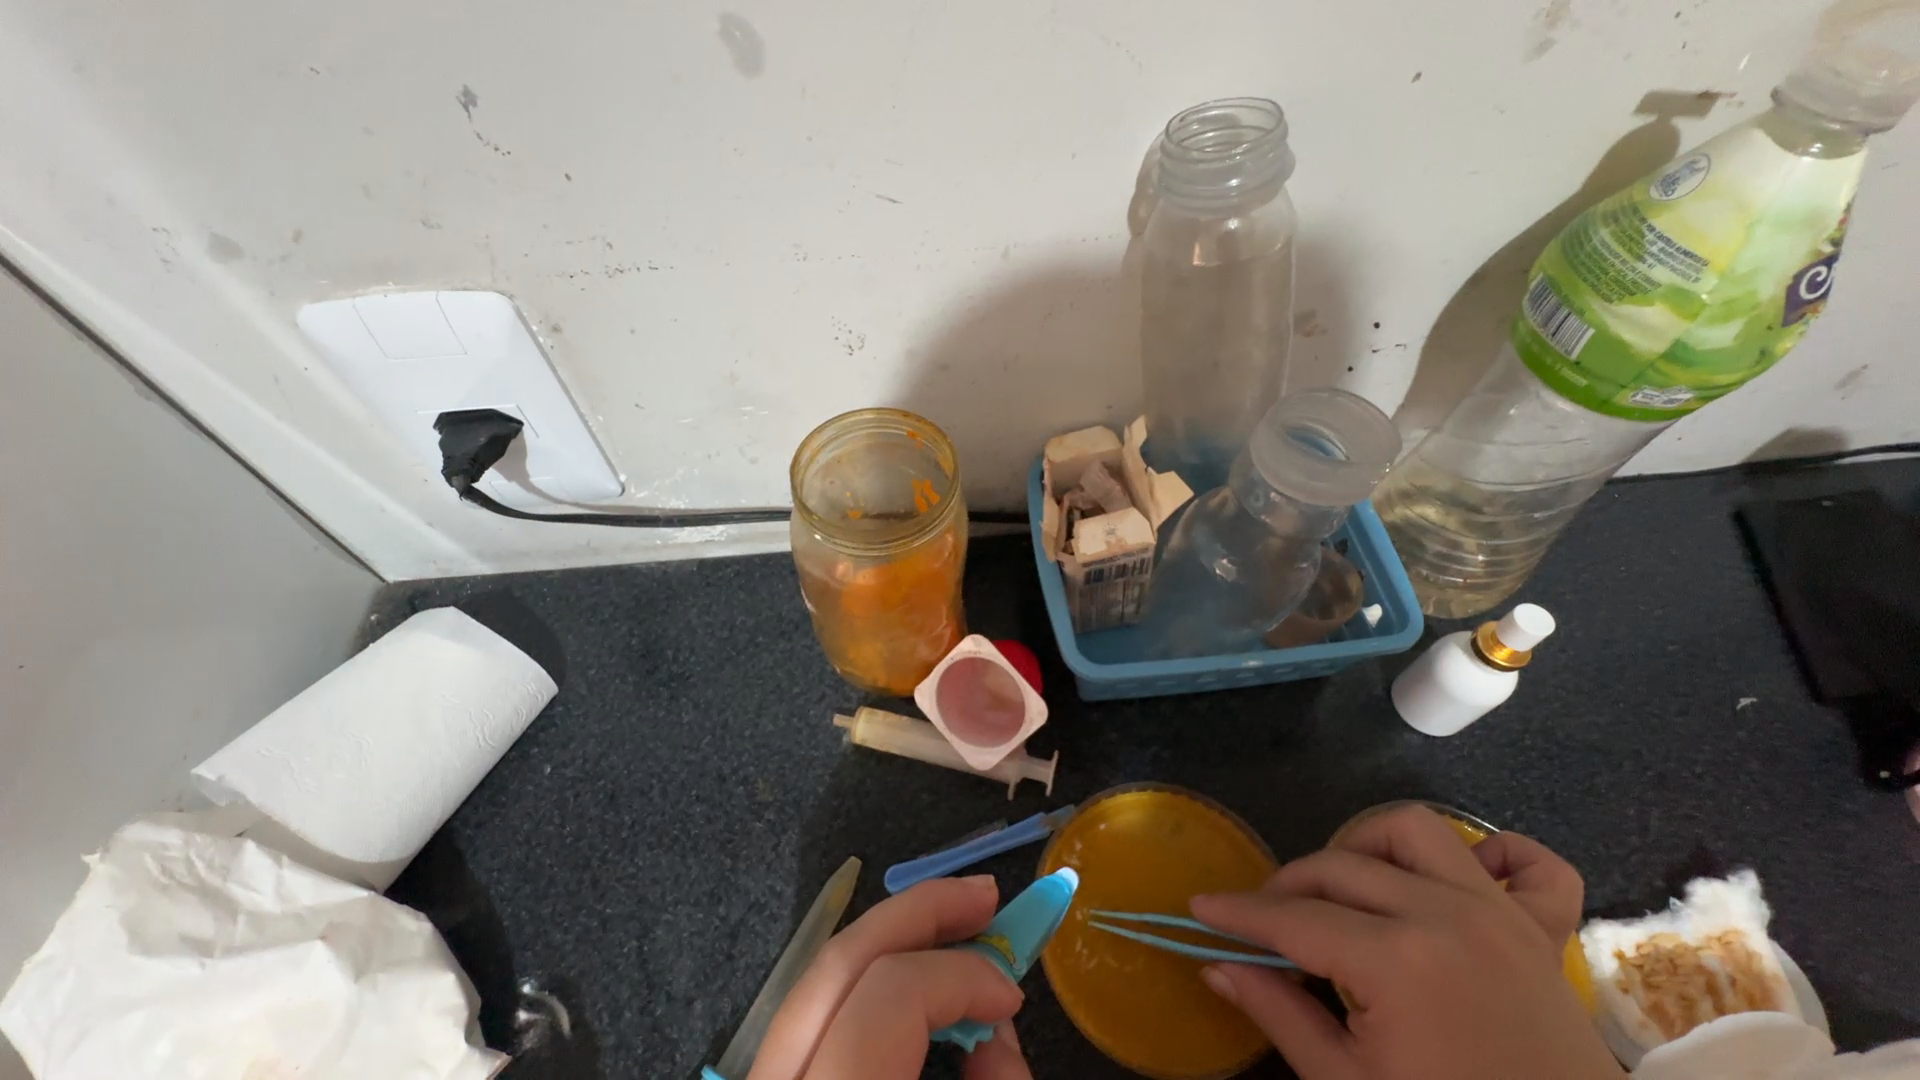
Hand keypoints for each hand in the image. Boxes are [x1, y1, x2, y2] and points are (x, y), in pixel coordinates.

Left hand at [749, 875, 1032, 1079]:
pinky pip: (810, 1009)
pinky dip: (864, 978)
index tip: (1012, 992)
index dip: (960, 976)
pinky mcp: (763, 1078)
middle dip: (919, 913)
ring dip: (892, 937)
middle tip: (985, 895)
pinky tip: (904, 973)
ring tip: (953, 919)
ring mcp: (756, 1078)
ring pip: (815, 975)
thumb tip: (997, 1035)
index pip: (890, 998)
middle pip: (838, 961)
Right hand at [1191, 805, 1621, 1079]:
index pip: (1292, 917)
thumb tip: (1217, 967)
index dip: (1238, 912)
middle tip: (1264, 923)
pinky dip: (1492, 856)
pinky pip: (1530, 863)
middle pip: (1338, 866)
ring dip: (1367, 847)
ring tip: (1346, 891)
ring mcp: (1502, 915)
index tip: (1200, 908)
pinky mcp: (1544, 931)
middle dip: (1286, 885)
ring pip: (1415, 831)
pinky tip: (1458, 880)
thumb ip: (1279, 1015)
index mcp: (1395, 961)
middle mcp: (1446, 915)